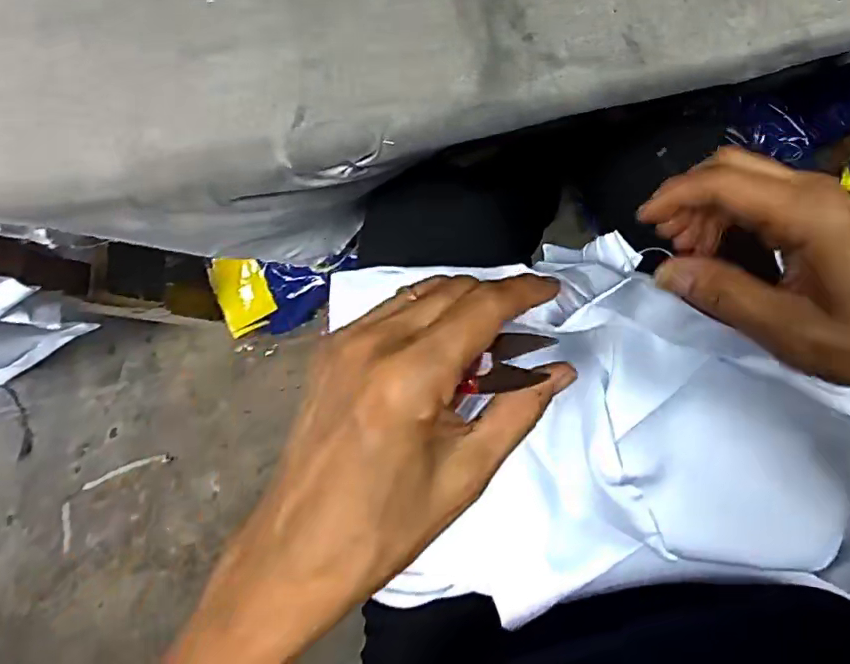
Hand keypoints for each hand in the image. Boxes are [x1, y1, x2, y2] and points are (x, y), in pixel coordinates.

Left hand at [168, 274, 574, 662]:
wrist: (289, 562)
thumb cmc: (385, 526)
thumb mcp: (468, 472)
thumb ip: (520, 409)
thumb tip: (561, 369)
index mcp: (410, 376)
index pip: (483, 306)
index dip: (526, 291)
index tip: (554, 289)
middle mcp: (374, 345)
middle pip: (456, 288)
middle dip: (500, 295)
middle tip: (527, 323)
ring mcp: (345, 344)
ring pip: (426, 290)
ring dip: (466, 298)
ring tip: (489, 334)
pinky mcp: (330, 352)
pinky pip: (396, 306)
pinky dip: (432, 308)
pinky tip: (444, 342)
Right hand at [638, 147, 849, 404]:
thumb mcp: (786, 328)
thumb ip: (723, 294)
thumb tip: (666, 272)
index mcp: (806, 211)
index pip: (724, 181)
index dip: (677, 195)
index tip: (643, 223)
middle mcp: (813, 189)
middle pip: (734, 166)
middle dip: (692, 197)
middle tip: (670, 244)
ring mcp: (822, 196)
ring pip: (748, 178)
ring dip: (712, 205)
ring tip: (692, 251)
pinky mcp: (824, 210)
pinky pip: (767, 195)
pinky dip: (735, 212)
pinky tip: (723, 247)